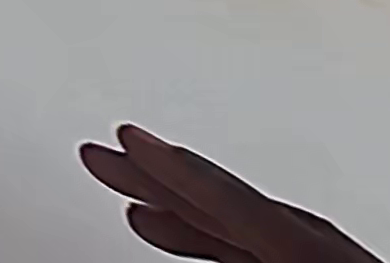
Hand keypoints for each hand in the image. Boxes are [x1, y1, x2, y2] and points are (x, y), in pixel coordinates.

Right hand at [81, 125, 382, 262]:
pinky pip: (283, 260)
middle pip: (256, 217)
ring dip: (192, 215)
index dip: (185, 171)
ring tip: (136, 204)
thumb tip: (167, 233)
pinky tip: (195, 247)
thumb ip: (262, 253)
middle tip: (107, 157)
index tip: (129, 138)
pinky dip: (230, 248)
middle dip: (170, 182)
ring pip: (269, 236)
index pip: (256, 217)